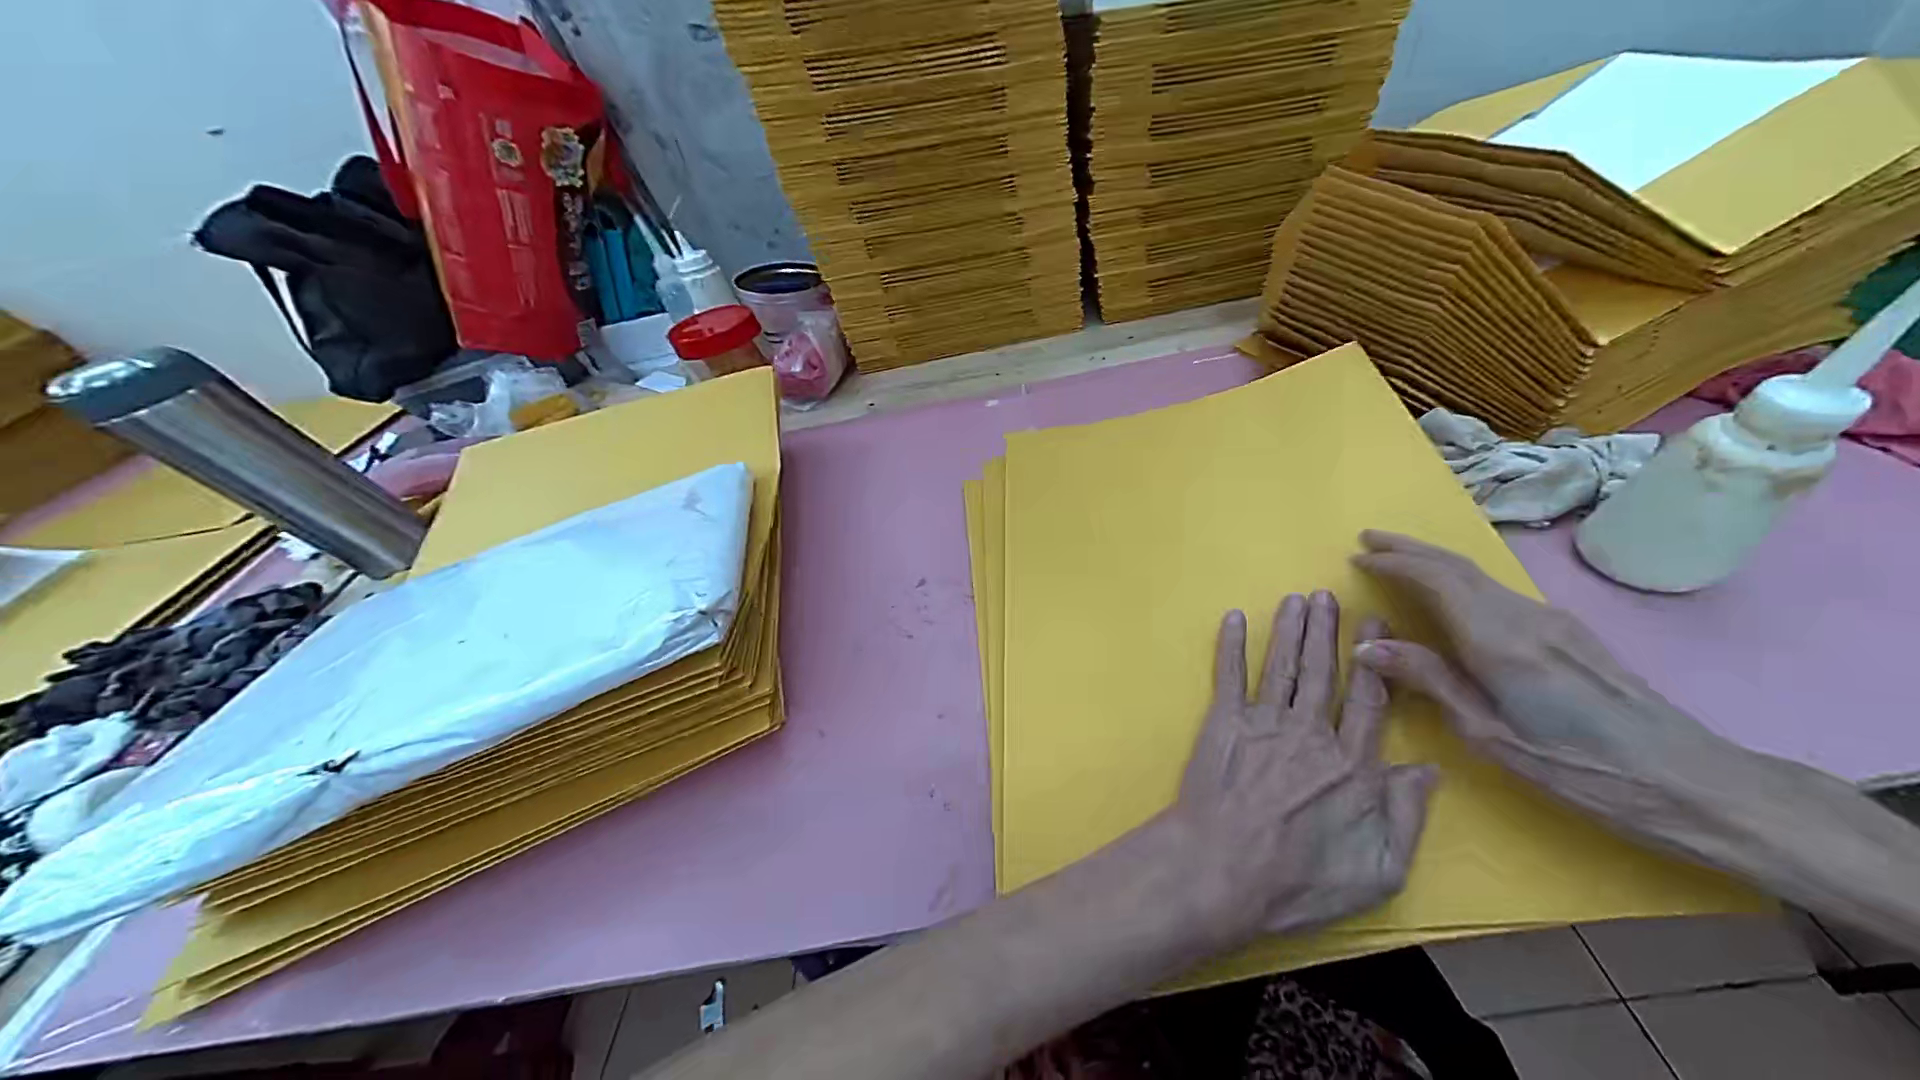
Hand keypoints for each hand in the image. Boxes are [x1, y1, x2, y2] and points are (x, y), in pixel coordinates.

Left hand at [1171, 591, 1436, 938]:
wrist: (1222, 869)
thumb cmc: (1300, 880)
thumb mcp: (1379, 869)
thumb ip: (1406, 815)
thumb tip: (1429, 769)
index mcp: (1351, 764)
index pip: (1369, 699)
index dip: (1375, 661)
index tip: (1377, 625)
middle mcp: (1309, 733)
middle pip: (1323, 672)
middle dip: (1327, 631)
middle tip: (1327, 595)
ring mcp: (1262, 724)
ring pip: (1282, 666)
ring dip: (1289, 630)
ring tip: (1296, 598)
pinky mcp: (1222, 724)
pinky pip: (1229, 676)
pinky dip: (1231, 646)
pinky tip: (1234, 618)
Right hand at [1348, 530, 1731, 838]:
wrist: (1694, 782)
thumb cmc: (1581, 770)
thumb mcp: (1490, 735)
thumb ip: (1429, 681)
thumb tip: (1367, 645)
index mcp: (1500, 641)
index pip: (1436, 580)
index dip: (1394, 563)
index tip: (1357, 556)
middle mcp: (1526, 618)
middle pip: (1458, 566)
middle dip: (1409, 547)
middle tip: (1368, 538)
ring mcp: (1553, 621)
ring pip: (1480, 576)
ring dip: (1434, 561)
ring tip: (1397, 560)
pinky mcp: (1568, 632)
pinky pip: (1498, 591)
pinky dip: (1459, 579)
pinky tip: (1448, 593)